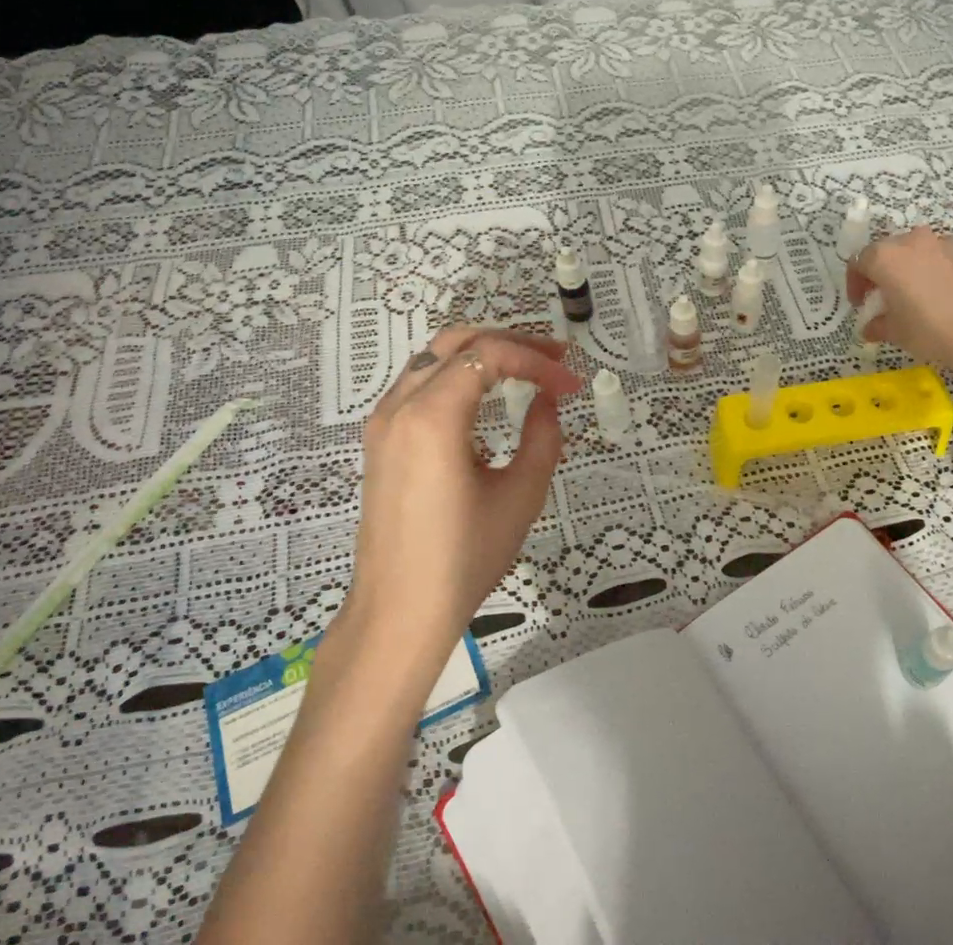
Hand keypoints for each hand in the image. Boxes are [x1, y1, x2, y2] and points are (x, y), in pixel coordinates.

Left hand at [339, 327, 582, 657]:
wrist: (400, 610)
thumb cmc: (465, 557)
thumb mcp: (520, 496)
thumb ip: (543, 437)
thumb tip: (548, 401)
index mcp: (432, 417)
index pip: (489, 356)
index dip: (536, 361)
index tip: (571, 384)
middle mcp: (399, 407)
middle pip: (456, 342)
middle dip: (509, 342)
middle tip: (554, 357)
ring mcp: (383, 424)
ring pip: (432, 359)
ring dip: (482, 356)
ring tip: (527, 371)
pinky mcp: (380, 443)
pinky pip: (419, 388)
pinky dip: (457, 379)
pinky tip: (488, 401)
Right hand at [848, 226, 952, 380]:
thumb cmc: (931, 330)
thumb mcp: (897, 333)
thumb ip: (878, 325)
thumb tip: (871, 327)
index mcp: (887, 257)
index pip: (859, 262)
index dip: (856, 284)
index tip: (861, 304)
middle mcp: (915, 241)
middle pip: (890, 251)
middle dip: (884, 273)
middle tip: (888, 298)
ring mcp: (947, 243)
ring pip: (921, 251)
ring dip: (914, 269)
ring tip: (921, 296)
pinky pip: (947, 258)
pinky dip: (941, 271)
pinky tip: (949, 296)